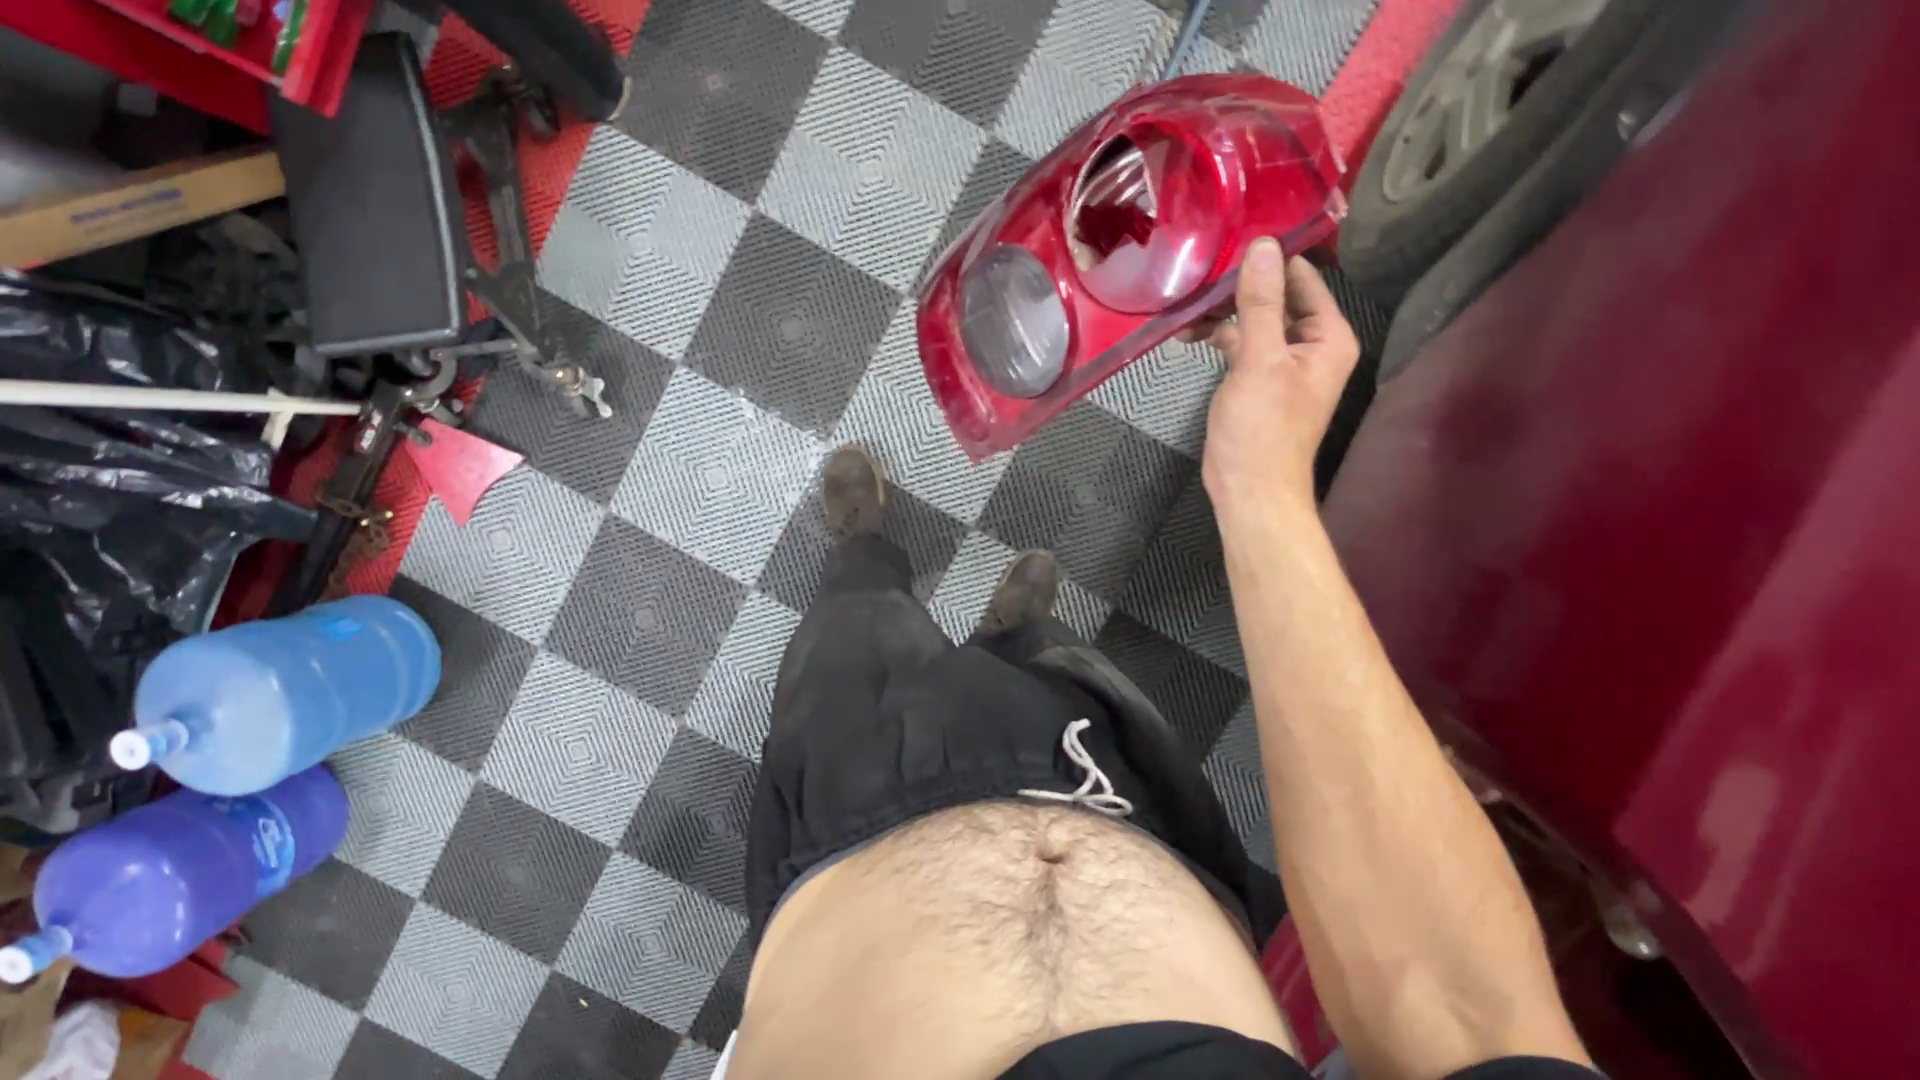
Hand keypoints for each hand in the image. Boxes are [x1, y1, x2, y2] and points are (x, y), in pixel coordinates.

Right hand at [1188, 239, 1359, 515]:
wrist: (1250, 490)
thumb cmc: (1262, 429)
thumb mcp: (1260, 360)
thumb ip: (1261, 303)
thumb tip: (1264, 247)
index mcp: (1328, 337)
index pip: (1303, 278)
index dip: (1270, 258)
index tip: (1230, 239)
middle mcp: (1312, 345)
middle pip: (1277, 297)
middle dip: (1239, 286)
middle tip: (1198, 271)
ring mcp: (1284, 362)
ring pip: (1254, 320)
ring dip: (1223, 313)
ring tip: (1186, 305)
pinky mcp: (1258, 379)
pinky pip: (1241, 344)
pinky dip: (1218, 337)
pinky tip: (1188, 332)